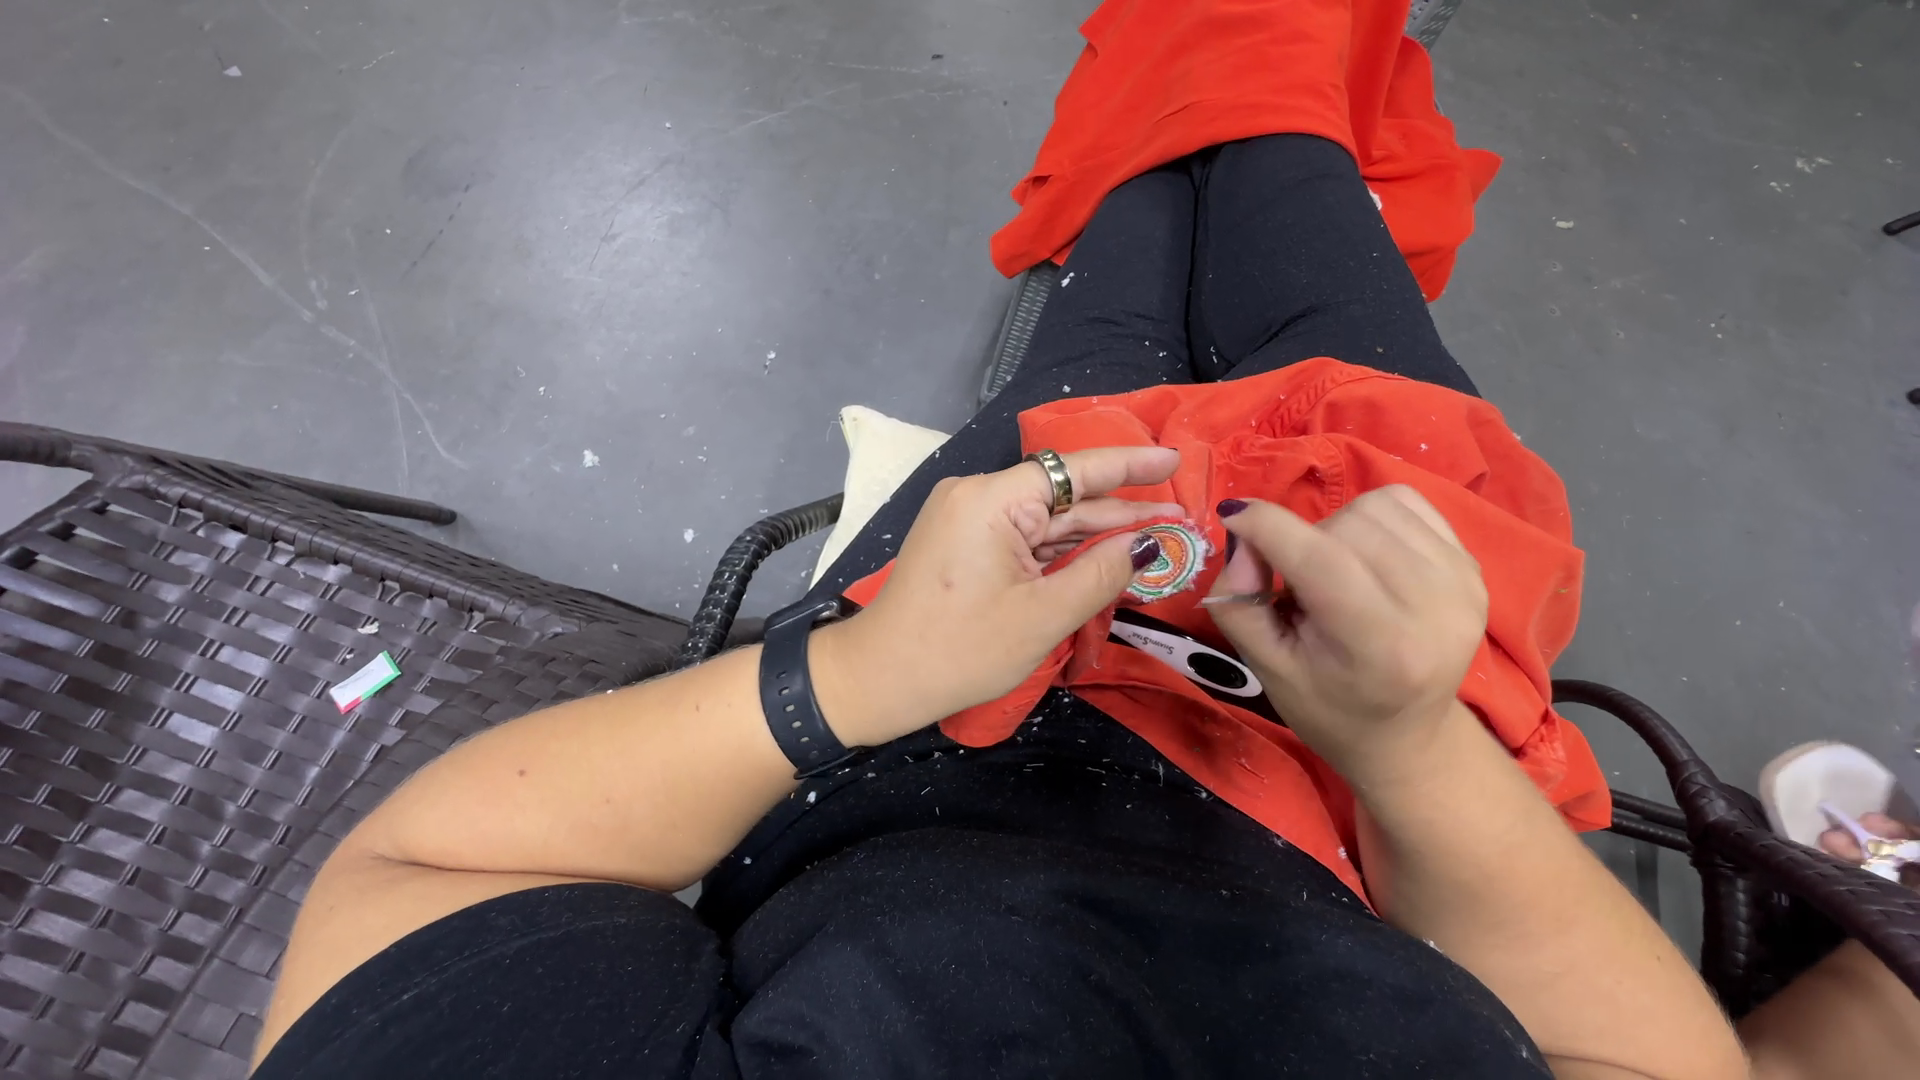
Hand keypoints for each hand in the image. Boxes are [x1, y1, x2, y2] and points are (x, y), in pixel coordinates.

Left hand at [810, 446, 1181, 745]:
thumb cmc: (960, 649)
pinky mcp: (964, 543)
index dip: (1129, 466)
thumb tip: (1147, 544)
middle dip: (1119, 513)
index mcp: (992, 499)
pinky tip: (1103, 559)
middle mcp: (977, 496)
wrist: (880, 679)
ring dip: (1093, 536)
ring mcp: (967, 519)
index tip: (1174, 462)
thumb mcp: (1042, 616)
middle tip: (1180, 522)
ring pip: (1045, 521)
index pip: (1074, 470)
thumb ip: (1101, 574)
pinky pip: (1023, 539)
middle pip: (1063, 498)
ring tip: (1155, 541)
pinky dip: (1060, 553)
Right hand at [1206, 486, 1487, 787]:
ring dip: (1336, 527)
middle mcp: (1434, 609)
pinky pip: (1407, 504)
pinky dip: (1372, 518)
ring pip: (1375, 507)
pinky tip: (1366, 558)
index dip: (1267, 527)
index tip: (1232, 517)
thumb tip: (1241, 541)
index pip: (1319, 559)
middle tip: (1295, 580)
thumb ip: (1238, 604)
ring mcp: (1463, 585)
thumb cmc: (1325, 706)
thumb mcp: (1265, 667)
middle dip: (1303, 540)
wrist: (1404, 736)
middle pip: (1345, 526)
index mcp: (1380, 646)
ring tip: (1333, 571)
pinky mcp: (1474, 568)